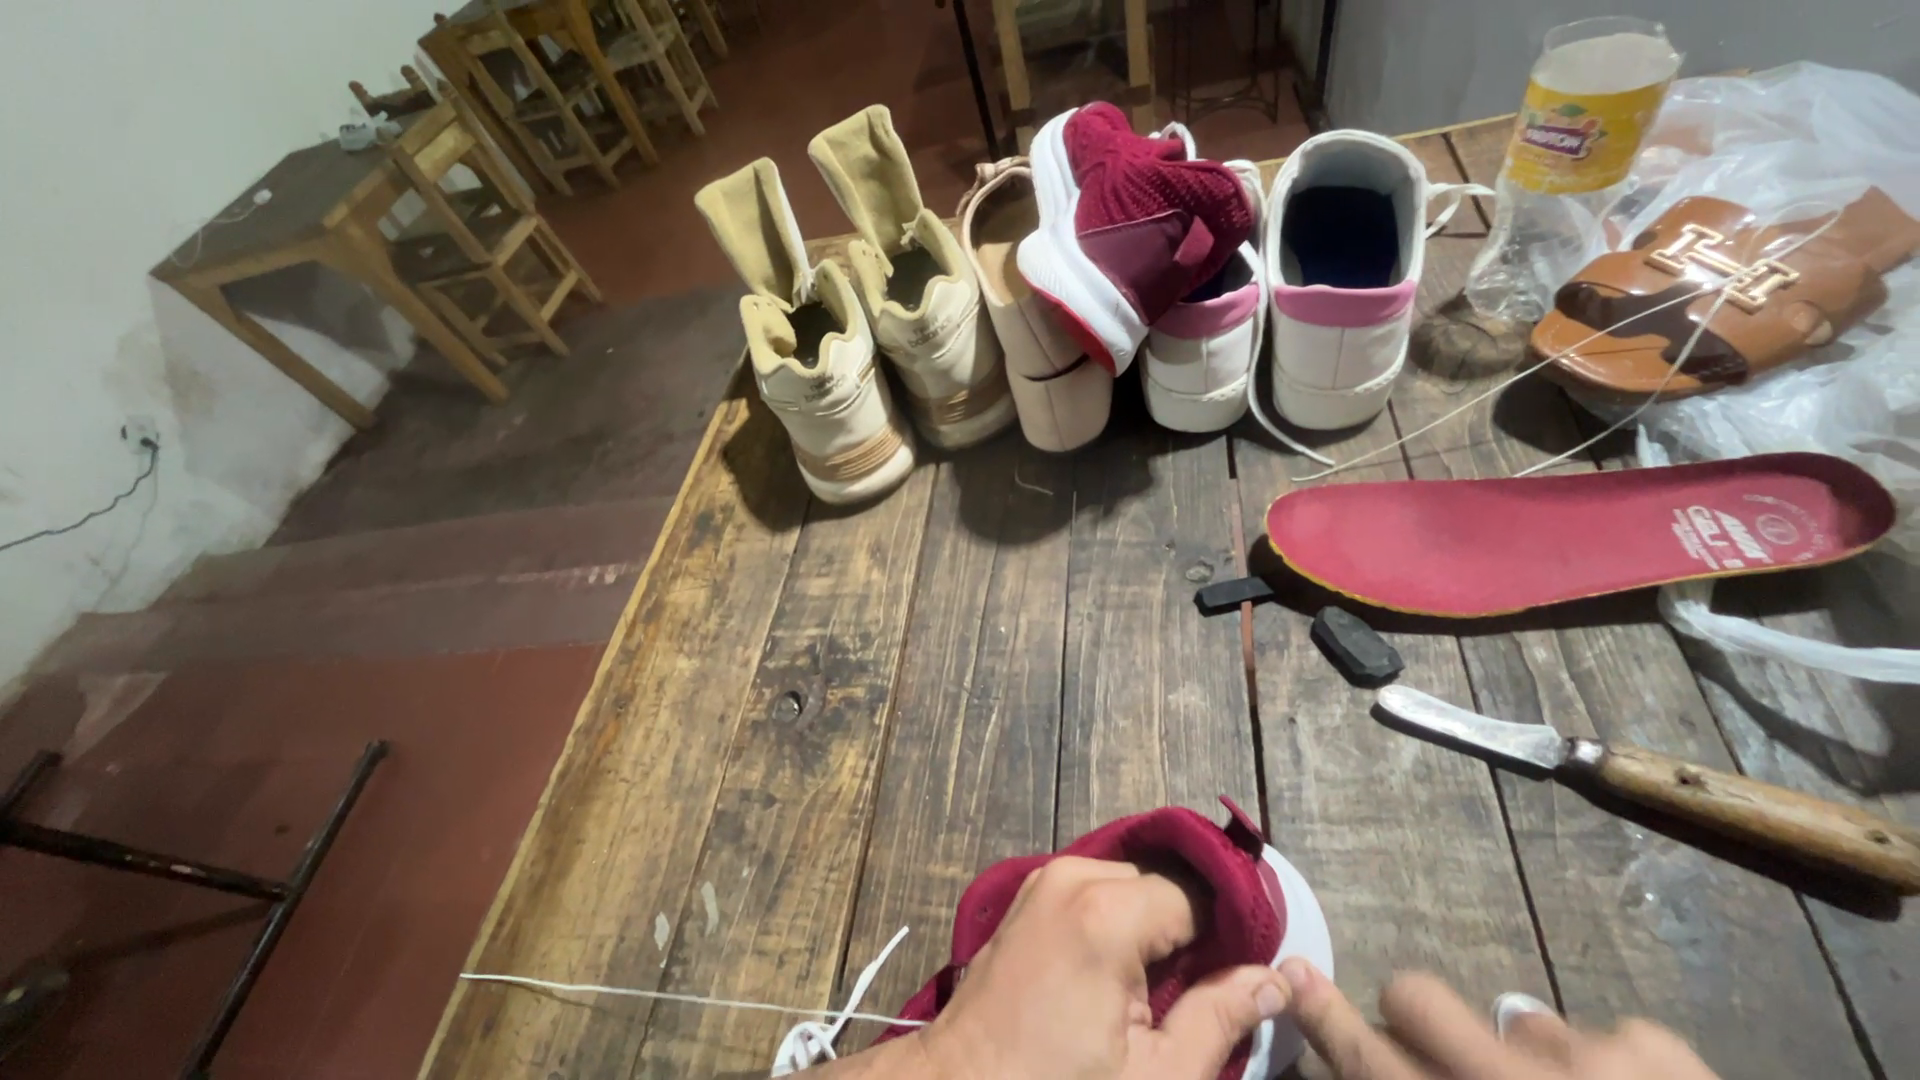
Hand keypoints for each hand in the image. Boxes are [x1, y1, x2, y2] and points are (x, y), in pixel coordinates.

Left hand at [821, 856, 1290, 1079]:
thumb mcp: (1155, 1075)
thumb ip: (1219, 1018)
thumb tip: (1273, 979)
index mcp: (1106, 911)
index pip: (1198, 895)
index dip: (1231, 932)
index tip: (1250, 970)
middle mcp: (1073, 875)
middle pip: (1162, 882)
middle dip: (1192, 926)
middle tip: (1208, 984)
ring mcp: (1044, 879)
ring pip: (1128, 881)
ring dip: (1154, 921)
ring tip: (1166, 982)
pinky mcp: (1027, 895)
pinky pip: (1093, 888)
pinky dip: (1118, 915)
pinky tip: (1126, 965)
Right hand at [1282, 960, 1722, 1079]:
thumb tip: (1390, 1069)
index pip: (1367, 1060)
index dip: (1323, 1016)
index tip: (1296, 976)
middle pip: (1414, 996)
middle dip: (1421, 1025)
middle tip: (1456, 1071)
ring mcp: (1588, 1060)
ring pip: (1514, 1018)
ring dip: (1534, 1066)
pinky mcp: (1662, 1051)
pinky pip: (1603, 1030)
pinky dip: (1614, 1070)